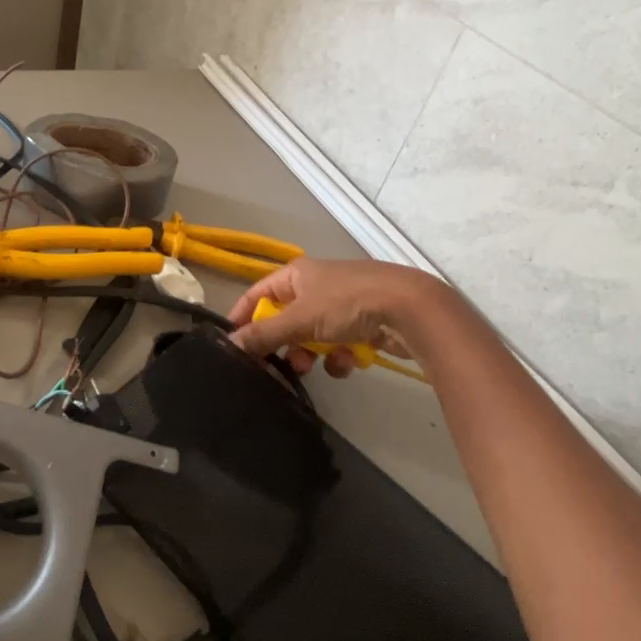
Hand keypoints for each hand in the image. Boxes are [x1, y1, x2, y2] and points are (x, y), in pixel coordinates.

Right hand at [227, 258, 443, 377]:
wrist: (410, 309)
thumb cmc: (348, 303)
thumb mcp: (300, 319)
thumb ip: (264, 334)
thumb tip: (230, 344)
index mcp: (297, 274)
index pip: (258, 294)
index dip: (243, 316)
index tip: (233, 344)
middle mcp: (317, 286)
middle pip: (285, 319)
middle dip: (283, 343)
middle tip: (278, 364)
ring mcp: (341, 306)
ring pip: (312, 336)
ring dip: (311, 354)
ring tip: (314, 366)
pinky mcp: (363, 325)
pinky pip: (338, 345)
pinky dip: (339, 356)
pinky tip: (349, 361)